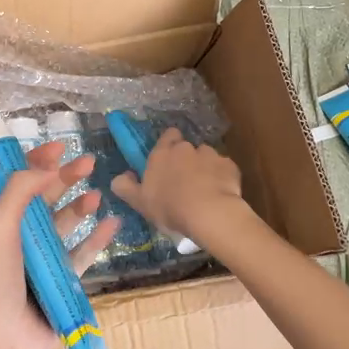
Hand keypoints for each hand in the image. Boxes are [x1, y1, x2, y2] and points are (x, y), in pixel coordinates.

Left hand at [0, 142, 118, 348]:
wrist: (4, 342)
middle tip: (88, 162)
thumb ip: (19, 190)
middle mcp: (16, 237)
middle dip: (64, 178)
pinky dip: (96, 238)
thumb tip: (46, 166)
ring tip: (97, 194)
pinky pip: (81, 254)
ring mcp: (39, 260)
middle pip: (43, 198)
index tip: (59, 147)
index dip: (36, 162)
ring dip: (79, 206)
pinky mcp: (60, 282)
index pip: (15, 182)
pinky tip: (111, 223)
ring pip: (63, 225)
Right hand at [110, 128, 246, 243]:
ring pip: (207, 157)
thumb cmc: (169, 207)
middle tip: (185, 180)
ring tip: (205, 189)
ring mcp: (209, 154)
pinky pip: (224, 169)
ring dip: (205, 168)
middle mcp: (185, 148)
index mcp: (162, 154)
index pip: (168, 135)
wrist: (209, 213)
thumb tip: (119, 177)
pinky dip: (222, 178)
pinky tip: (221, 193)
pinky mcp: (229, 165)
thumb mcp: (139, 202)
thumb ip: (125, 187)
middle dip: (187, 159)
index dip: (169, 144)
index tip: (169, 160)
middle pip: (187, 147)